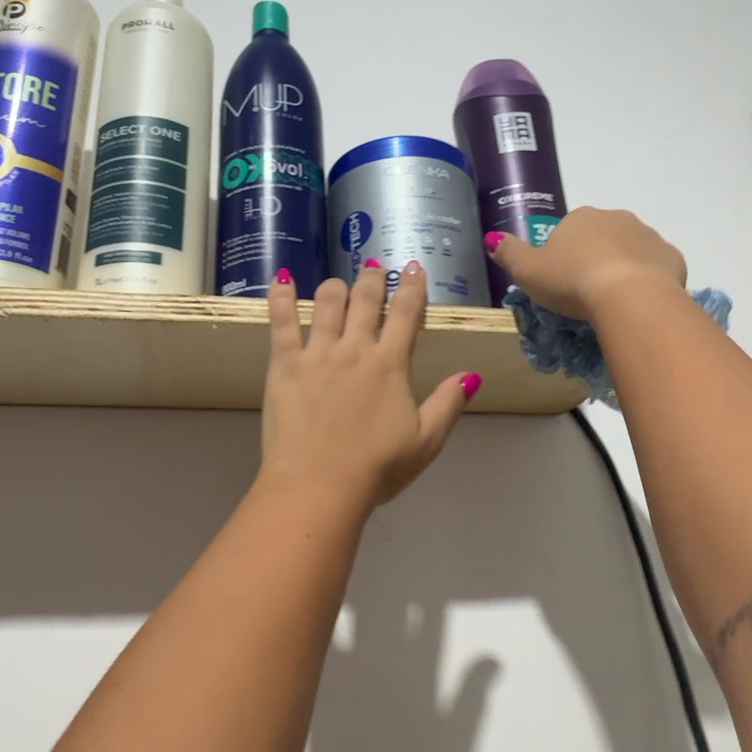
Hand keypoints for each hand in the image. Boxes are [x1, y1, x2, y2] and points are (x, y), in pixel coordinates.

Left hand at [262, 260, 478, 506]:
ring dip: (335, 287)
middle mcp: (355, 349)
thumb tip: (470, 374)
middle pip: (365, 300)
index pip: (406, 314)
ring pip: (327, 303)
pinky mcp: (284, 364)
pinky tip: (281, 279)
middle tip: (374, 268)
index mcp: (390, 365)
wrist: (319, 483)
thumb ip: (448, 404)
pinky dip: (281, 297)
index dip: (413, 288)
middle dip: (372, 279)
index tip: (414, 268)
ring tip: (338, 284)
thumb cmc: (376, 468)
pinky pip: (282, 322)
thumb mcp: (426, 442)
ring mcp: (317, 353)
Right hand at [486, 207, 685, 318]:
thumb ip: (509, 254)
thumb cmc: (572, 281)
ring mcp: (648, 236)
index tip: (561, 282)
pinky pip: (656, 269)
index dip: (563, 257)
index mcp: (581, 218)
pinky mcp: (672, 258)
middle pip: (601, 239)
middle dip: (595, 260)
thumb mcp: (527, 271)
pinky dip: (648, 282)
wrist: (628, 297)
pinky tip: (637, 303)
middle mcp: (616, 218)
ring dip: (623, 269)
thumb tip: (493, 240)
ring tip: (613, 302)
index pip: (567, 233)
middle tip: (586, 294)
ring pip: (631, 252)